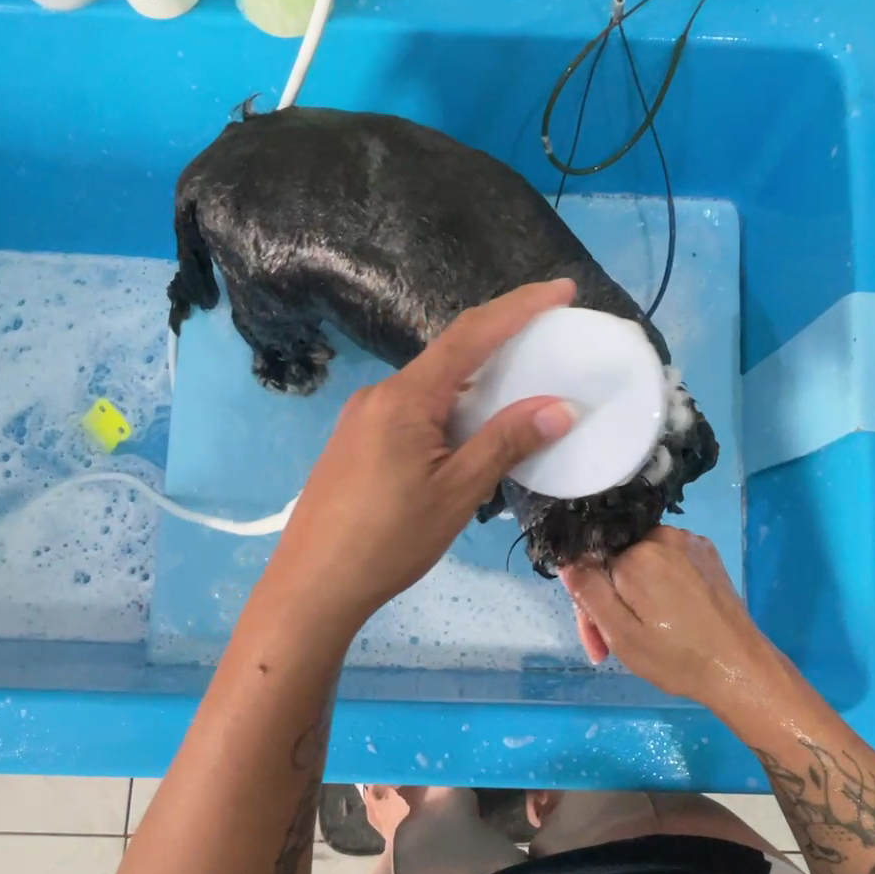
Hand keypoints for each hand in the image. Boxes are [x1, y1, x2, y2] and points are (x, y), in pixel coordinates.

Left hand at [263, 279, 579, 626]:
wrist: (313, 585)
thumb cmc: (388, 541)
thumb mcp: (457, 493)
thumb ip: (505, 444)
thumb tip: (559, 407)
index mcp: (406, 398)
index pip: (470, 335)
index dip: (519, 307)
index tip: (561, 289)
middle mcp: (381, 395)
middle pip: (450, 354)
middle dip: (501, 341)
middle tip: (550, 341)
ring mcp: (363, 418)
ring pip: (431, 385)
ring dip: (477, 382)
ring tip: (520, 391)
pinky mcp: (357, 441)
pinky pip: (414, 409)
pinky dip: (451, 407)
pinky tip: (469, 431)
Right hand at [561, 528, 794, 710]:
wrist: (741, 669)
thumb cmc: (677, 658)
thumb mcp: (621, 634)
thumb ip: (589, 592)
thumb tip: (567, 561)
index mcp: (638, 552)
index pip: (589, 560)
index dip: (585, 596)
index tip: (594, 633)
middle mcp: (663, 535)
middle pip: (615, 561)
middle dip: (608, 601)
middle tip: (609, 647)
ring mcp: (689, 542)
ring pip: (639, 563)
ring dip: (631, 596)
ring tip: (638, 637)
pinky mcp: (706, 555)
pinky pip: (665, 562)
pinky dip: (655, 588)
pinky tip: (663, 619)